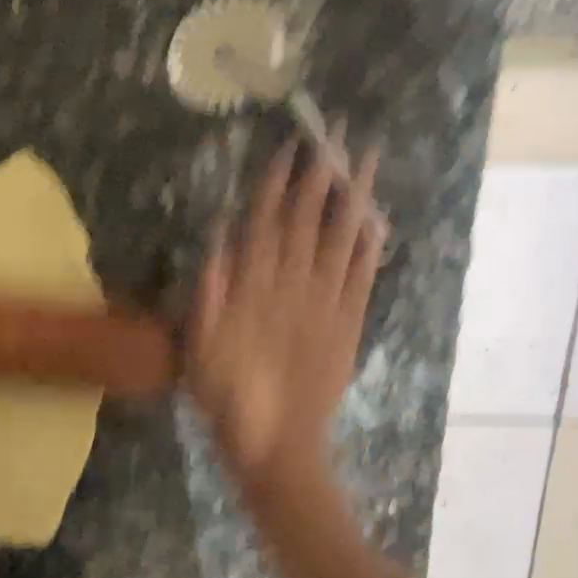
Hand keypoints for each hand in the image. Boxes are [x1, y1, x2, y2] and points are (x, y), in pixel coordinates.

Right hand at [183, 139, 383, 495]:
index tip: (290, 148)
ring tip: (364, 160)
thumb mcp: (200, 349)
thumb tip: (221, 241)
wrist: (277, 444)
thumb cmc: (226, 398)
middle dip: (320, 176)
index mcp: (255, 290)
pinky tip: (376, 220)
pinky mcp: (349, 324)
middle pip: (309, 222)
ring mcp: (327, 304)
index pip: (267, 224)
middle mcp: (294, 288)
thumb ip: (211, 295)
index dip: (279, 185)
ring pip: (343, 241)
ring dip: (354, 199)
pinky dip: (370, 246)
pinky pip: (363, 277)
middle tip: (333, 133)